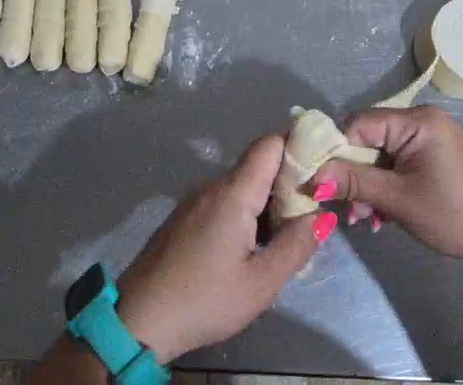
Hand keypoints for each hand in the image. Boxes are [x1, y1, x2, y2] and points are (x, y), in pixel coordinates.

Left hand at [115, 135, 331, 361]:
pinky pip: (224, 200)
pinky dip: (246, 213)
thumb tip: (321, 215)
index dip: (299, 147)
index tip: (323, 169)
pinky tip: (253, 247)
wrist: (140, 317)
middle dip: (289, 182)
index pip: (269, 144)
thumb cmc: (204, 299)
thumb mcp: (260, 283)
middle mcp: (213, 186)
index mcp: (233, 193)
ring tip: (287, 235)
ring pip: (242, 185)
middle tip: (313, 213)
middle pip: (258, 165)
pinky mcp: (186, 216)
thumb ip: (296, 245)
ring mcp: (196, 200)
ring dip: (268, 202)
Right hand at [311, 106, 462, 267]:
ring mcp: (429, 137)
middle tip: (349, 211)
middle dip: (354, 175)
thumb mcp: (398, 200)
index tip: (326, 184)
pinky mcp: (433, 155)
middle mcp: (422, 120)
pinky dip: (385, 185)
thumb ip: (353, 182)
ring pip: (380, 154)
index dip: (338, 152)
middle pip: (368, 138)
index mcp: (417, 120)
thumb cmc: (452, 216)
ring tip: (367, 220)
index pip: (360, 124)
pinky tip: (382, 215)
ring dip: (368, 185)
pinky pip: (396, 161)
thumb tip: (312, 175)